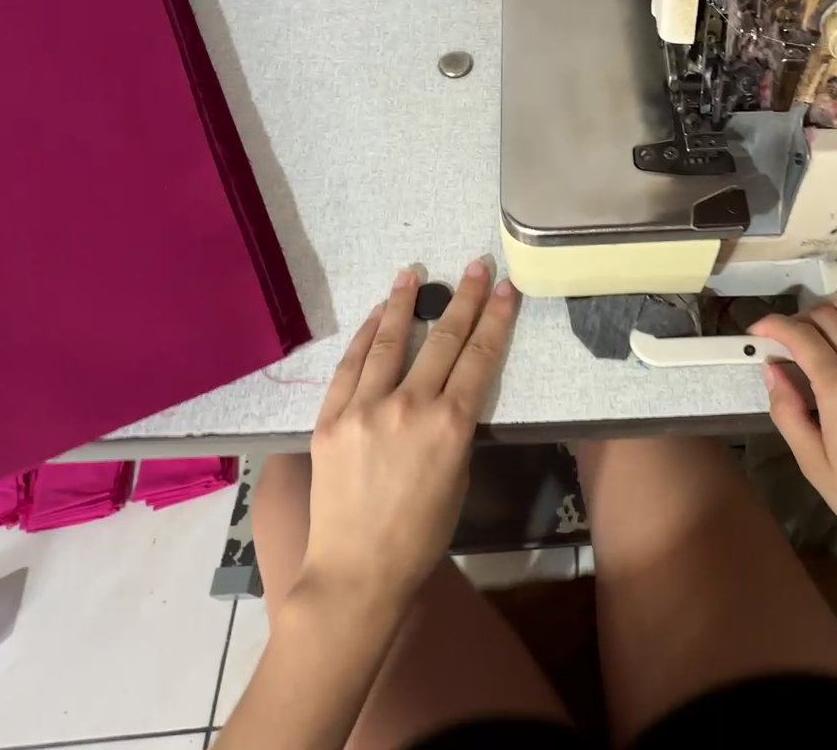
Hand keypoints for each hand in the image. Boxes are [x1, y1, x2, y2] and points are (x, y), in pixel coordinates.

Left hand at [295, 262, 519, 609]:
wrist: (357, 571)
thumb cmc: (422, 533)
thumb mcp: (459, 476)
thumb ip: (455, 428)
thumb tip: (447, 396)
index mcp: (451, 424)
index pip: (480, 356)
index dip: (496, 318)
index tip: (506, 288)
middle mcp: (410, 405)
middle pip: (443, 339)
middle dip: (464, 299)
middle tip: (475, 266)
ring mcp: (365, 408)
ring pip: (389, 342)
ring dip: (403, 304)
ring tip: (412, 272)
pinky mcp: (330, 418)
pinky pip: (349, 367)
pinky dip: (364, 337)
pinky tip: (375, 315)